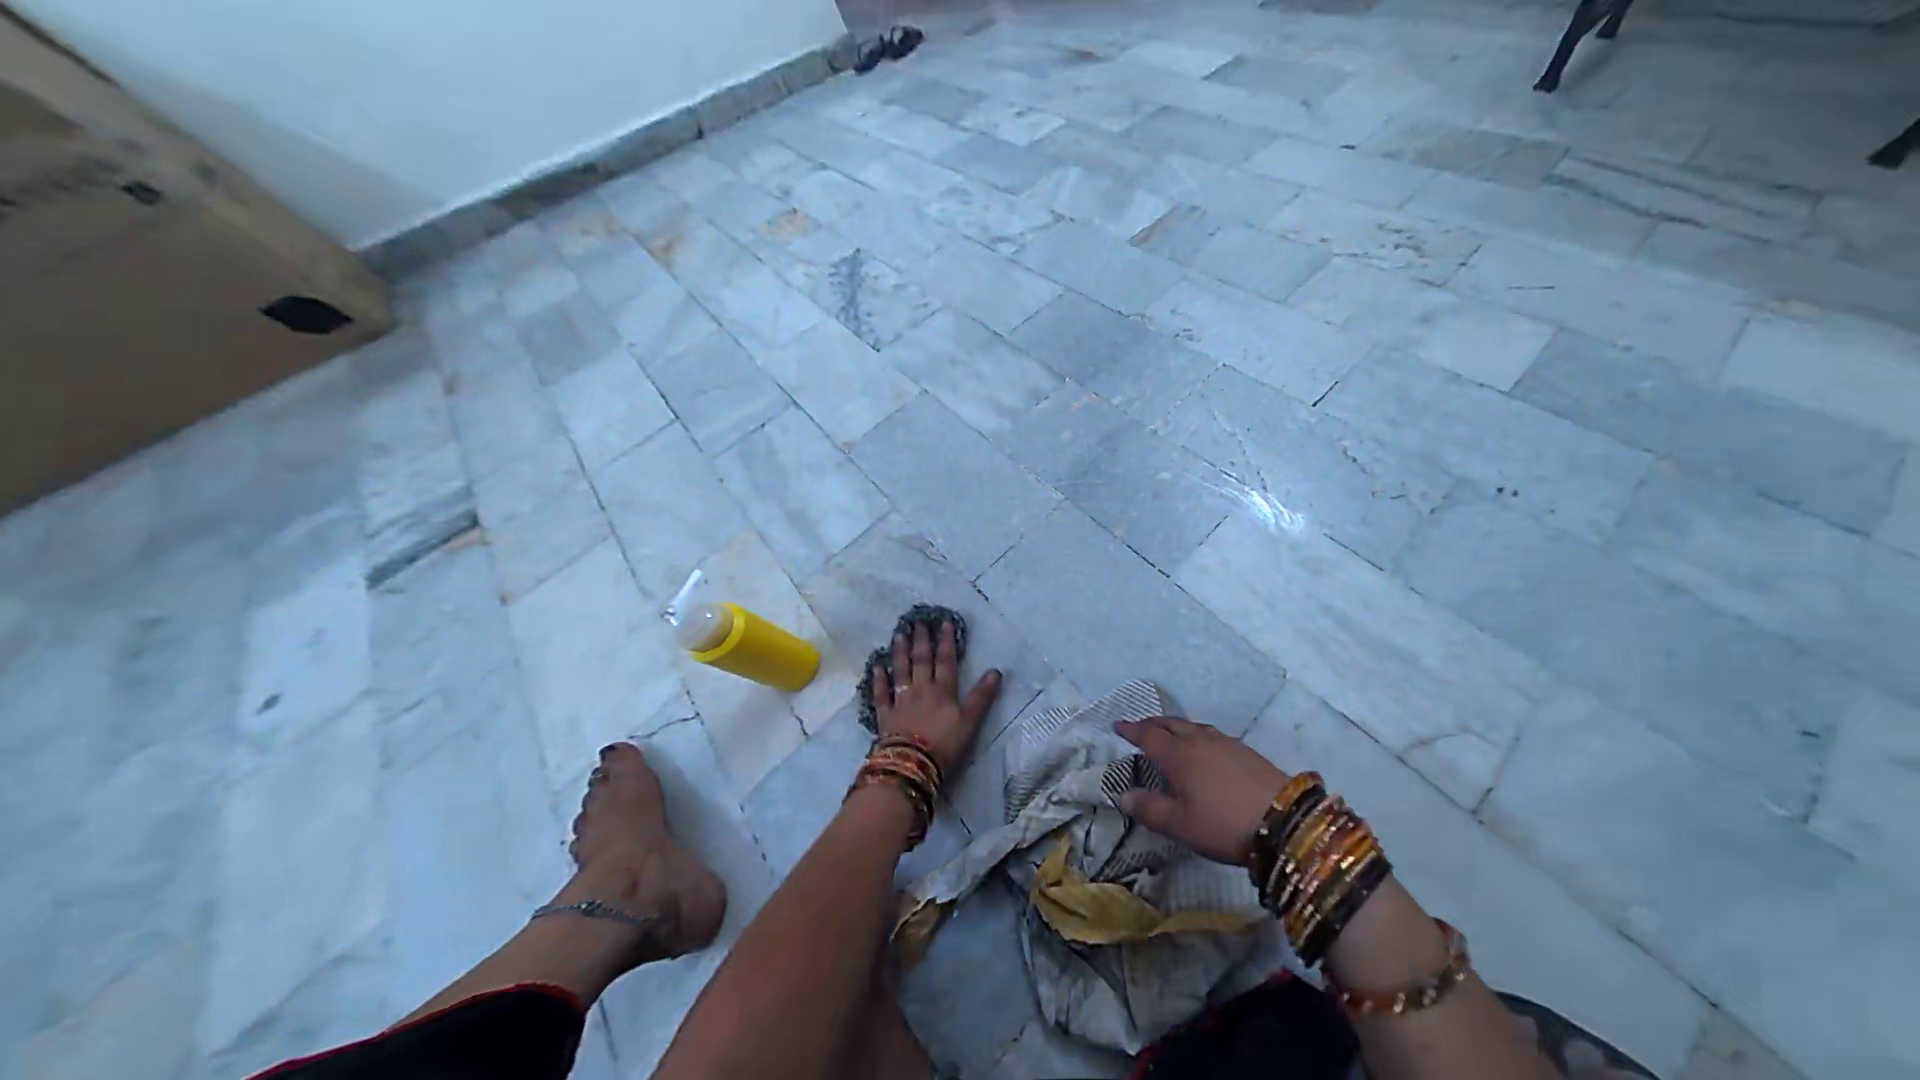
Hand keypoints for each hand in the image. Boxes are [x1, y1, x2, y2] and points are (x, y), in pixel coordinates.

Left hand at [871, 619, 1001, 775]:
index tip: (944, 621)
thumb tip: (996, 671)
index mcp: (943, 690)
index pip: (946, 660)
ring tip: (899, 634)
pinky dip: (879, 679)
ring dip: (900, 651)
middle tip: (918, 621)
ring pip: (900, 670)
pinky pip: (881, 693)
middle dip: (921, 640)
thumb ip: (982, 697)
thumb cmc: (945, 744)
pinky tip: (876, 667)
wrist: (912, 763)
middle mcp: (921, 689)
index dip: (946, 640)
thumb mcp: (971, 722)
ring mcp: (901, 700)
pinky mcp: (885, 715)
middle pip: (921, 660)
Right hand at [1114, 716, 1288, 865]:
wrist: (1285, 822)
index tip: (1118, 726)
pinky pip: (1212, 735)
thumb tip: (1123, 795)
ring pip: (1194, 727)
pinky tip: (1204, 750)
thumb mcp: (1180, 824)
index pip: (1148, 736)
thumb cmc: (1223, 823)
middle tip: (1140, 728)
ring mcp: (1226, 743)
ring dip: (1177, 728)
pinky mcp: (1247, 752)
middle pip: (1171, 724)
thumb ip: (1149, 809)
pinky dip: (1198, 736)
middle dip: (1153, 724)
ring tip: (1171, 736)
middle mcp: (1199, 741)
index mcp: (1178, 754)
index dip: (1132, 731)